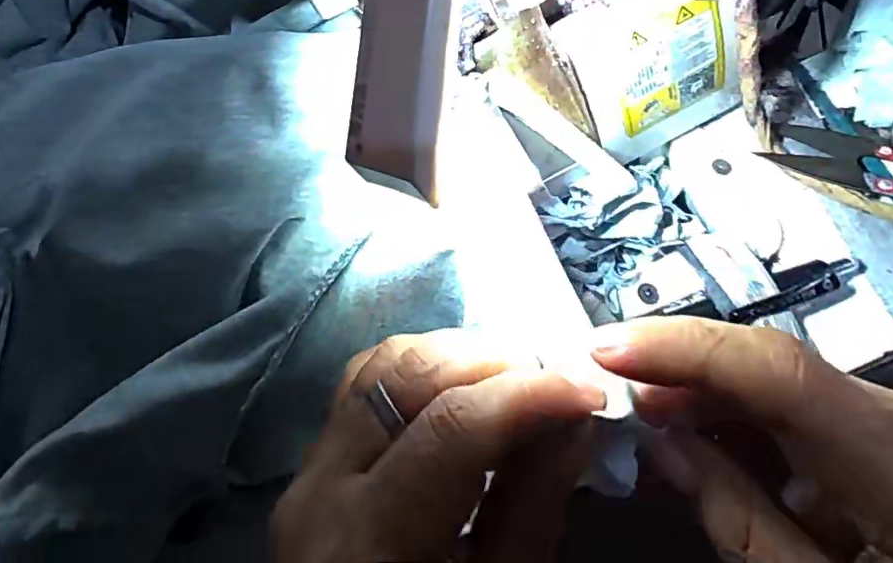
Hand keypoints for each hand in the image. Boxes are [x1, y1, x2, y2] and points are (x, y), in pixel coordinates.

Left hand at [272, 329, 609, 562]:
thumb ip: (529, 511)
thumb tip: (571, 421)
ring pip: (379, 365)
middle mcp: (319, 482)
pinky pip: (363, 383)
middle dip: (485, 360)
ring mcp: (308, 463)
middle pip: (404, 377)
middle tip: (551, 373)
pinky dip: (416, 368)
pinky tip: (460, 380)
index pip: (446, 430)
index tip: (584, 386)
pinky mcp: (313, 455)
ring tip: (514, 371)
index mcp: (365, 539)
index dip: (521, 396)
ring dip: (451, 354)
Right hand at [592, 317, 892, 562]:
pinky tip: (720, 449)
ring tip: (655, 421)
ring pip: (795, 389)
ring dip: (717, 400)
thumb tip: (658, 437)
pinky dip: (760, 427)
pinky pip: (823, 417)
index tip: (605, 350)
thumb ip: (739, 523)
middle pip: (782, 372)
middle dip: (686, 374)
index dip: (684, 347)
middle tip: (613, 389)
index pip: (786, 370)